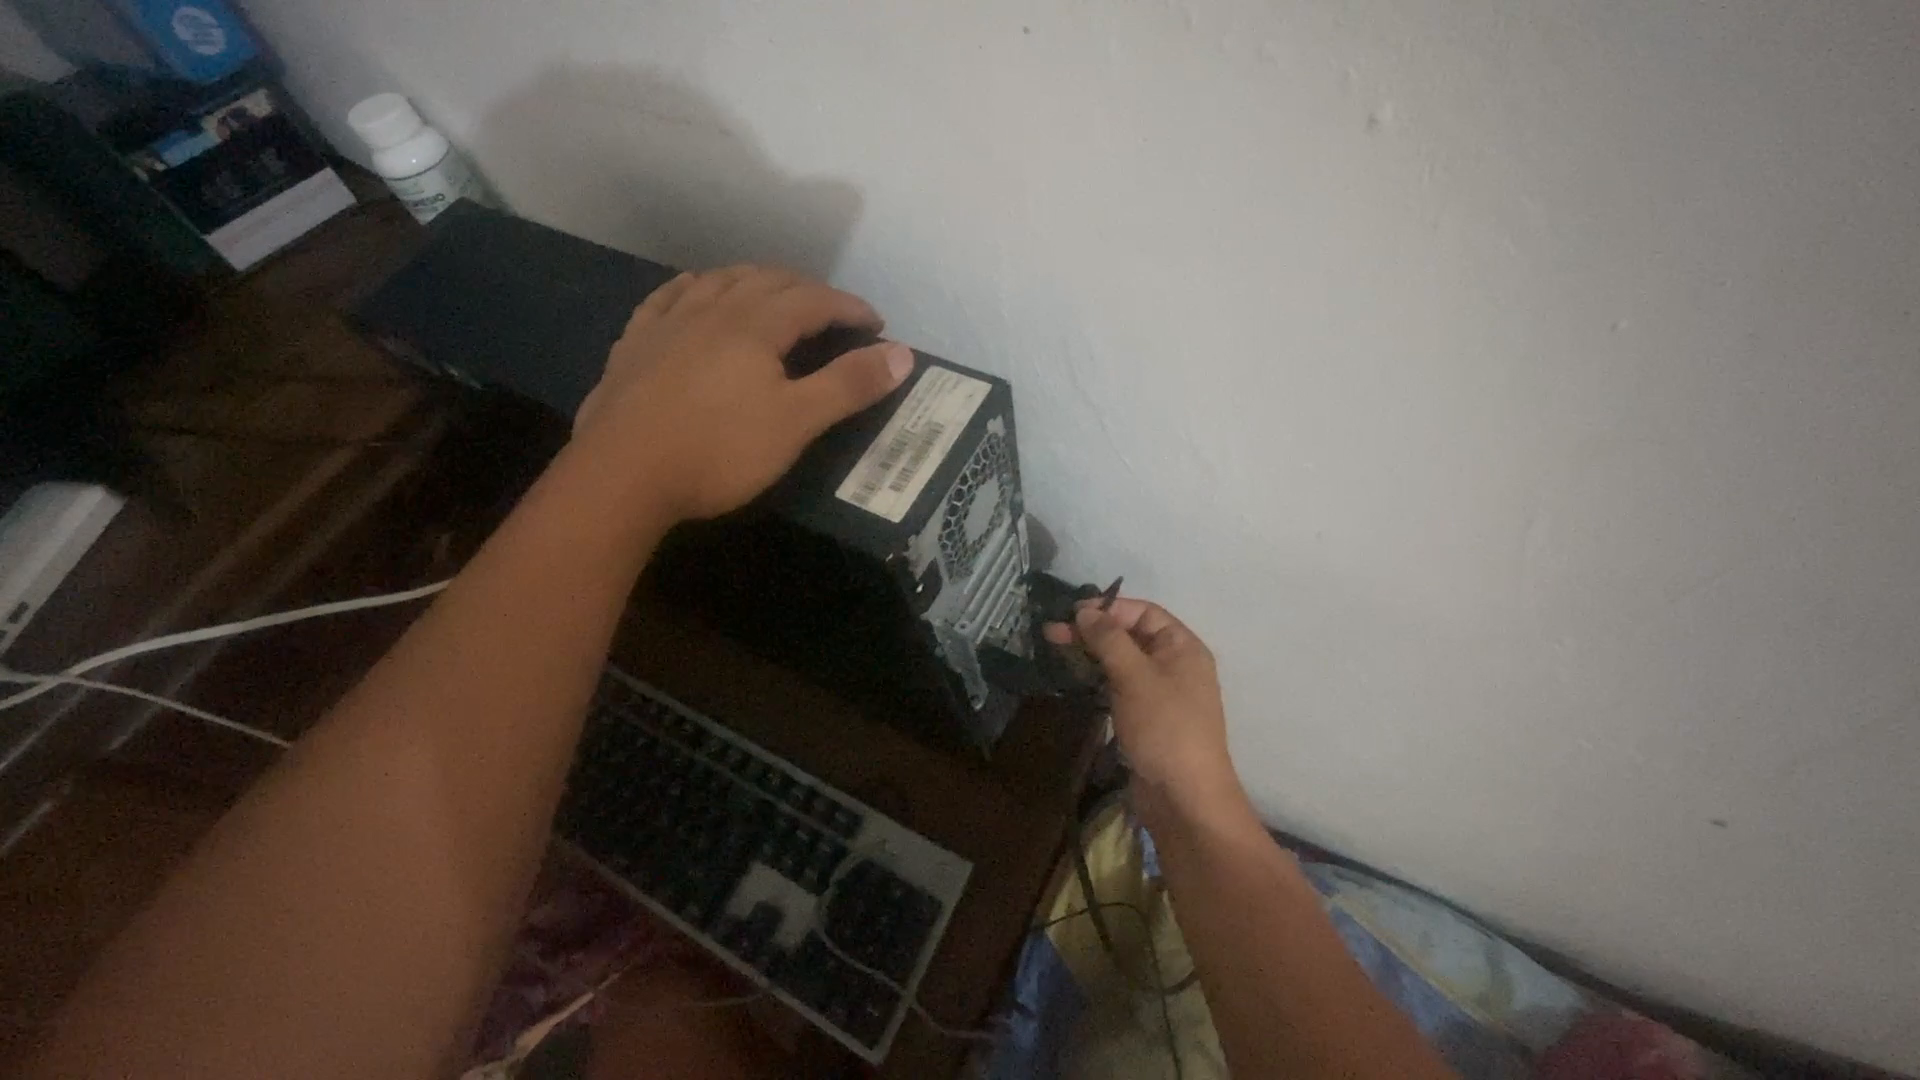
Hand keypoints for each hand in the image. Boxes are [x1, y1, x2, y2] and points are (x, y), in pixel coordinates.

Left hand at [573, 265, 912, 520]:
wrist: (622, 476)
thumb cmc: (718, 451)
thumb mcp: (796, 423)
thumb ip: (849, 385)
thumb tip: (902, 353)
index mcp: (754, 325)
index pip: (812, 300)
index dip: (849, 307)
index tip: (876, 324)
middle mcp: (711, 310)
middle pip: (766, 280)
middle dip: (806, 289)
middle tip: (831, 310)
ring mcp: (666, 324)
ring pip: (716, 281)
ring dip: (753, 279)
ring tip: (771, 293)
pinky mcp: (633, 345)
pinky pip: (667, 298)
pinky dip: (693, 288)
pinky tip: (694, 291)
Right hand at [1044, 599, 1244, 817]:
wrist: (1184, 798)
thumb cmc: (1164, 728)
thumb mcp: (1135, 676)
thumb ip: (1109, 639)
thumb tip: (1085, 610)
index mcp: (1183, 648)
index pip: (1144, 612)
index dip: (1109, 608)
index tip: (1071, 613)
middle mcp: (1175, 665)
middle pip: (1131, 636)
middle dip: (1093, 632)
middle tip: (1052, 633)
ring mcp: (1161, 694)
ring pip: (1123, 663)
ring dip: (1092, 656)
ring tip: (1057, 653)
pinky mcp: (1147, 719)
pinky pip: (1121, 688)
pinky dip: (1099, 680)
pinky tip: (1075, 680)